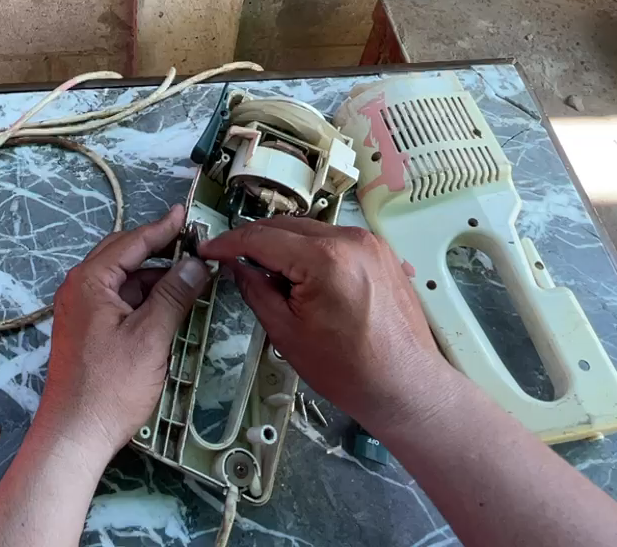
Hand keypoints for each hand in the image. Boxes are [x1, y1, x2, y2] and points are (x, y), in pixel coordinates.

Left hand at [32, 204, 210, 463]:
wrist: (74, 434)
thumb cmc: (109, 387)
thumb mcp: (150, 337)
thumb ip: (173, 295)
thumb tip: (195, 265)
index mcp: (89, 281)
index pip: (131, 242)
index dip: (161, 229)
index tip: (184, 215)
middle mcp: (79, 287)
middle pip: (122, 254)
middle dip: (156, 248)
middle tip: (189, 245)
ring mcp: (79, 308)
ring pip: (121, 278)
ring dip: (151, 276)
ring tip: (186, 277)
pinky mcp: (84, 328)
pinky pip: (116, 299)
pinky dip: (141, 297)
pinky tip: (165, 304)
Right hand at [197, 217, 462, 432]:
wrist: (409, 389)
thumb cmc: (347, 370)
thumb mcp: (287, 334)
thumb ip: (255, 290)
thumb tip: (235, 265)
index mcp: (324, 259)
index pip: (261, 238)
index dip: (228, 242)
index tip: (206, 250)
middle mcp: (348, 238)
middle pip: (284, 227)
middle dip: (254, 242)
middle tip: (232, 263)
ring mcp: (368, 241)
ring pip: (307, 230)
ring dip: (282, 245)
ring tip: (271, 276)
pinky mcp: (380, 250)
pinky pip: (331, 238)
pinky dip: (309, 250)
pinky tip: (303, 277)